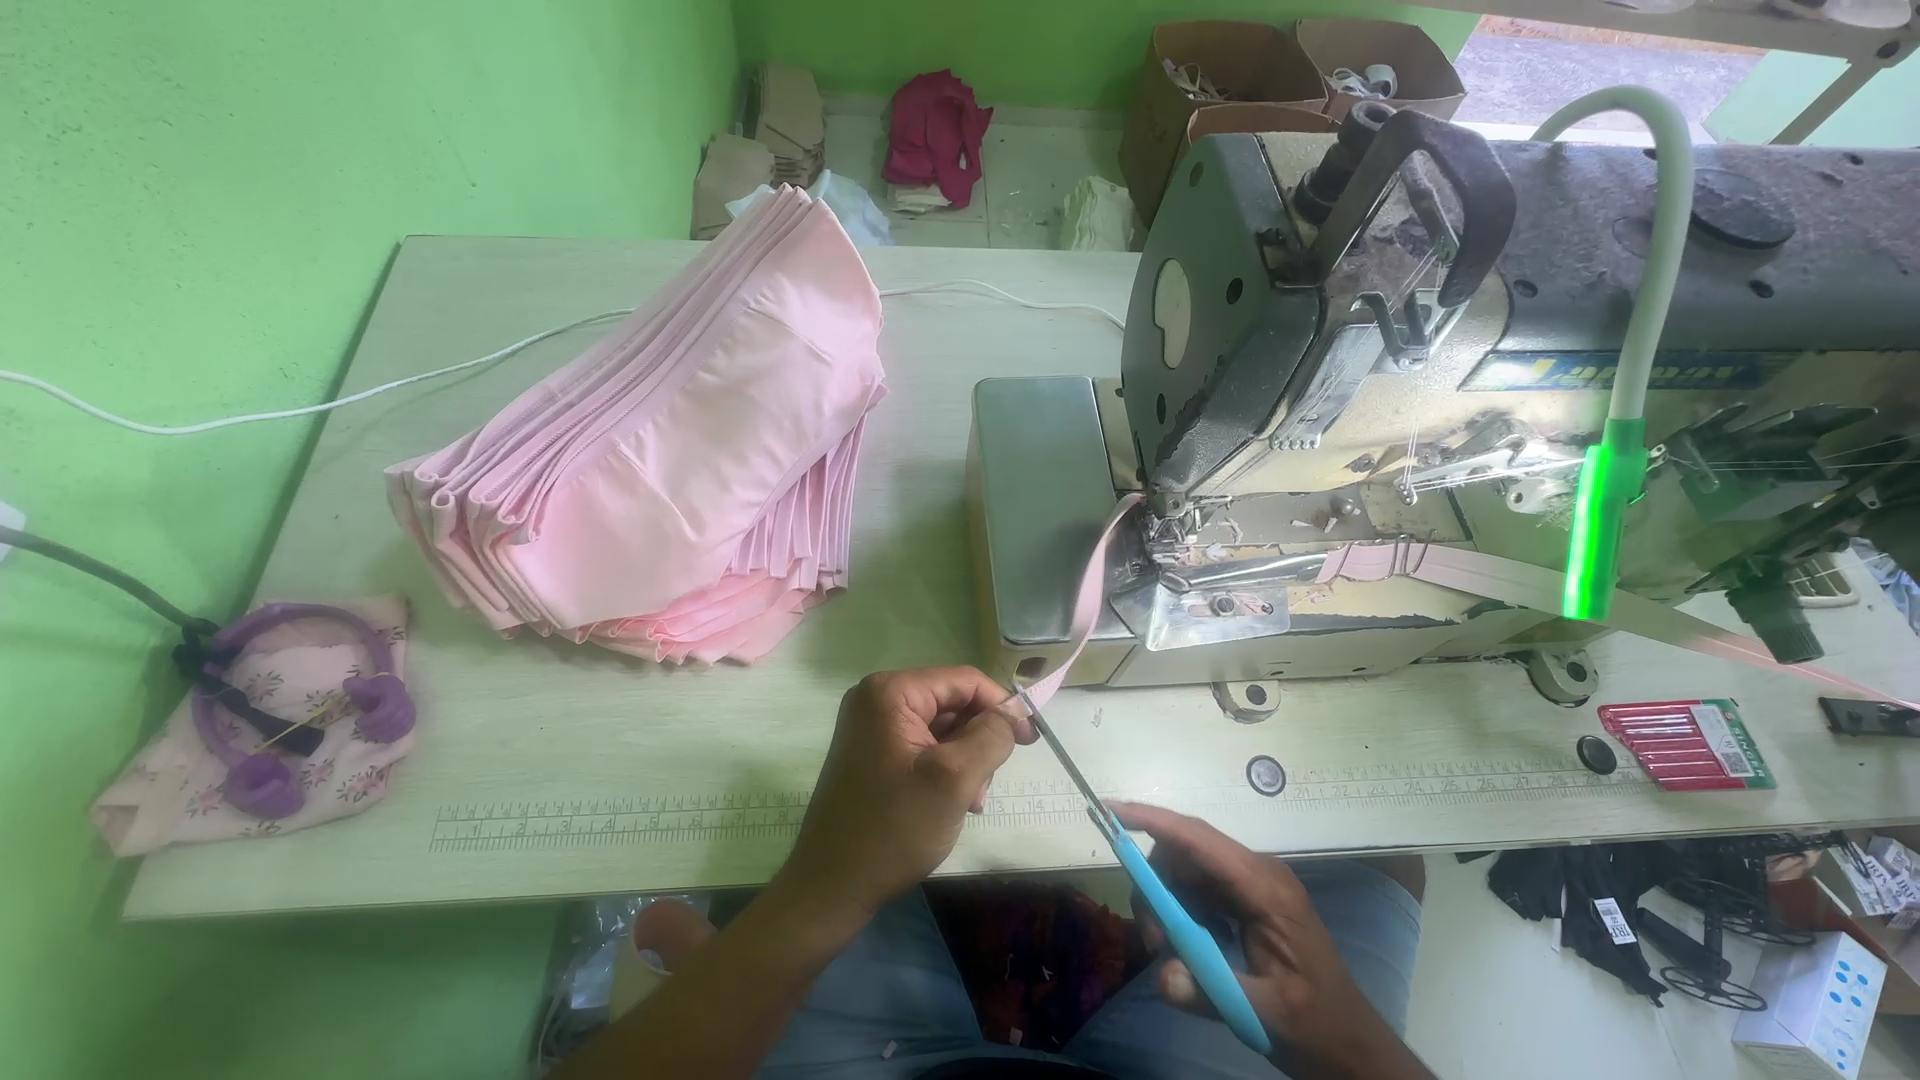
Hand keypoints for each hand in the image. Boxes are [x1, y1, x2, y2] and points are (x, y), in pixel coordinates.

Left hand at [780, 667, 1036, 918]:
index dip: (1002, 706)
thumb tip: (1014, 710)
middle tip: (986, 787)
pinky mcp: (872, 756)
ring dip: (966, 762)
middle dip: (979, 742)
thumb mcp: (954, 779)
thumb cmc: (893, 828)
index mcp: (890, 692)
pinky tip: (952, 805)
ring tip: (969, 803)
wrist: (831, 886)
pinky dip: (945, 772)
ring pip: (942, 730)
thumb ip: (991, 735)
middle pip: (952, 704)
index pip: (964, 681)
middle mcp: (876, 700)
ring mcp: (871, 729)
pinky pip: (923, 749)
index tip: (1030, 741)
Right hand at [1109, 802, 1429, 1079]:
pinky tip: (1191, 951)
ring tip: (1171, 955)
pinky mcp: (1245, 903)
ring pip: (1185, 873)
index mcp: (1266, 887)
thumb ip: (1211, 993)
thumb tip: (1161, 975)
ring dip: (1165, 907)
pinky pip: (1197, 892)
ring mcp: (1251, 887)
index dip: (1152, 820)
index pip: (1198, 839)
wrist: (1350, 1046)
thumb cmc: (1317, 1025)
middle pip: (1183, 854)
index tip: (1110, 811)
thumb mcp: (1267, 1013)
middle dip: (1155, 888)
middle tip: (1153, 941)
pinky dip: (1180, 916)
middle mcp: (1256, 874)